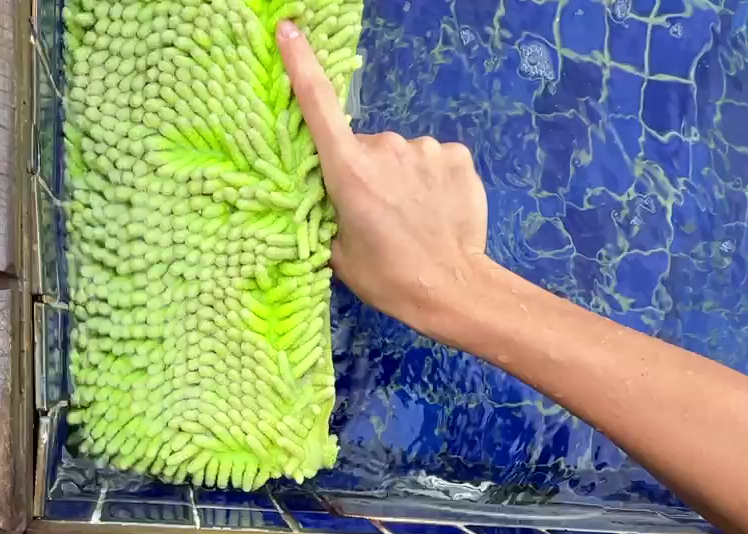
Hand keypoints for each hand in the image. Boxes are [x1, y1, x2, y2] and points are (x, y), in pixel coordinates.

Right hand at [276, 20, 500, 342]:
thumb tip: (332, 193)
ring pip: (401, 155)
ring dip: (400, 178)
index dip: (301, 64)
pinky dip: (432, 180)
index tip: (289, 30)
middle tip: (377, 216)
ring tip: (411, 219)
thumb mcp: (340, 255)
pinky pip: (434, 160)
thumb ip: (330, 213)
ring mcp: (425, 148)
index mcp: (349, 170)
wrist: (450, 289)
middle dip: (365, 172)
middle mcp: (385, 147)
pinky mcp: (457, 155)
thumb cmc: (387, 278)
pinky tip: (437, 210)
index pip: (319, 106)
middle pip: (364, 147)